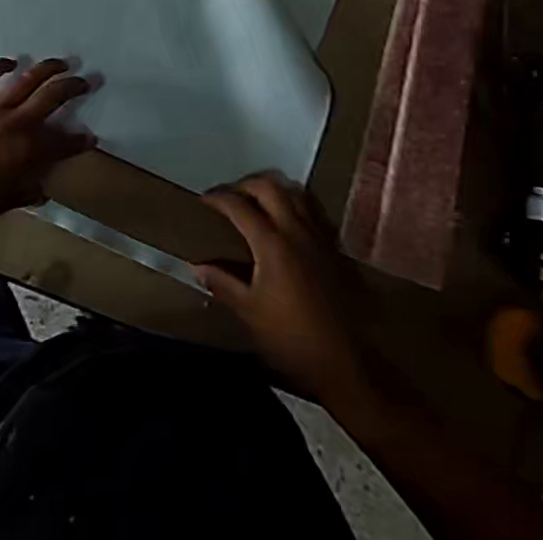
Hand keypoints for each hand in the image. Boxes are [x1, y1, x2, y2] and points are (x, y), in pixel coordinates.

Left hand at [0, 57, 96, 235]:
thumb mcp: (5, 202)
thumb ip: (28, 191)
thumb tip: (41, 191)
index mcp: (30, 150)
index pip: (66, 142)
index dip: (82, 141)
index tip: (90, 139)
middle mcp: (18, 123)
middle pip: (55, 96)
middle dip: (75, 87)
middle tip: (86, 83)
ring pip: (29, 79)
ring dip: (49, 68)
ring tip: (62, 64)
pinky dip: (1, 66)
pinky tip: (10, 62)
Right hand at [193, 173, 370, 405]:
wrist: (343, 358)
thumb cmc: (291, 338)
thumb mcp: (249, 312)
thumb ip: (223, 283)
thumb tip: (199, 266)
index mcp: (272, 244)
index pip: (239, 206)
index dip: (218, 198)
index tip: (203, 201)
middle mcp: (297, 229)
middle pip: (269, 187)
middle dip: (244, 185)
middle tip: (228, 197)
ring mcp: (320, 234)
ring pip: (295, 191)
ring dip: (272, 188)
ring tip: (256, 200)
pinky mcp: (334, 245)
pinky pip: (314, 208)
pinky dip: (296, 201)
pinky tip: (289, 218)